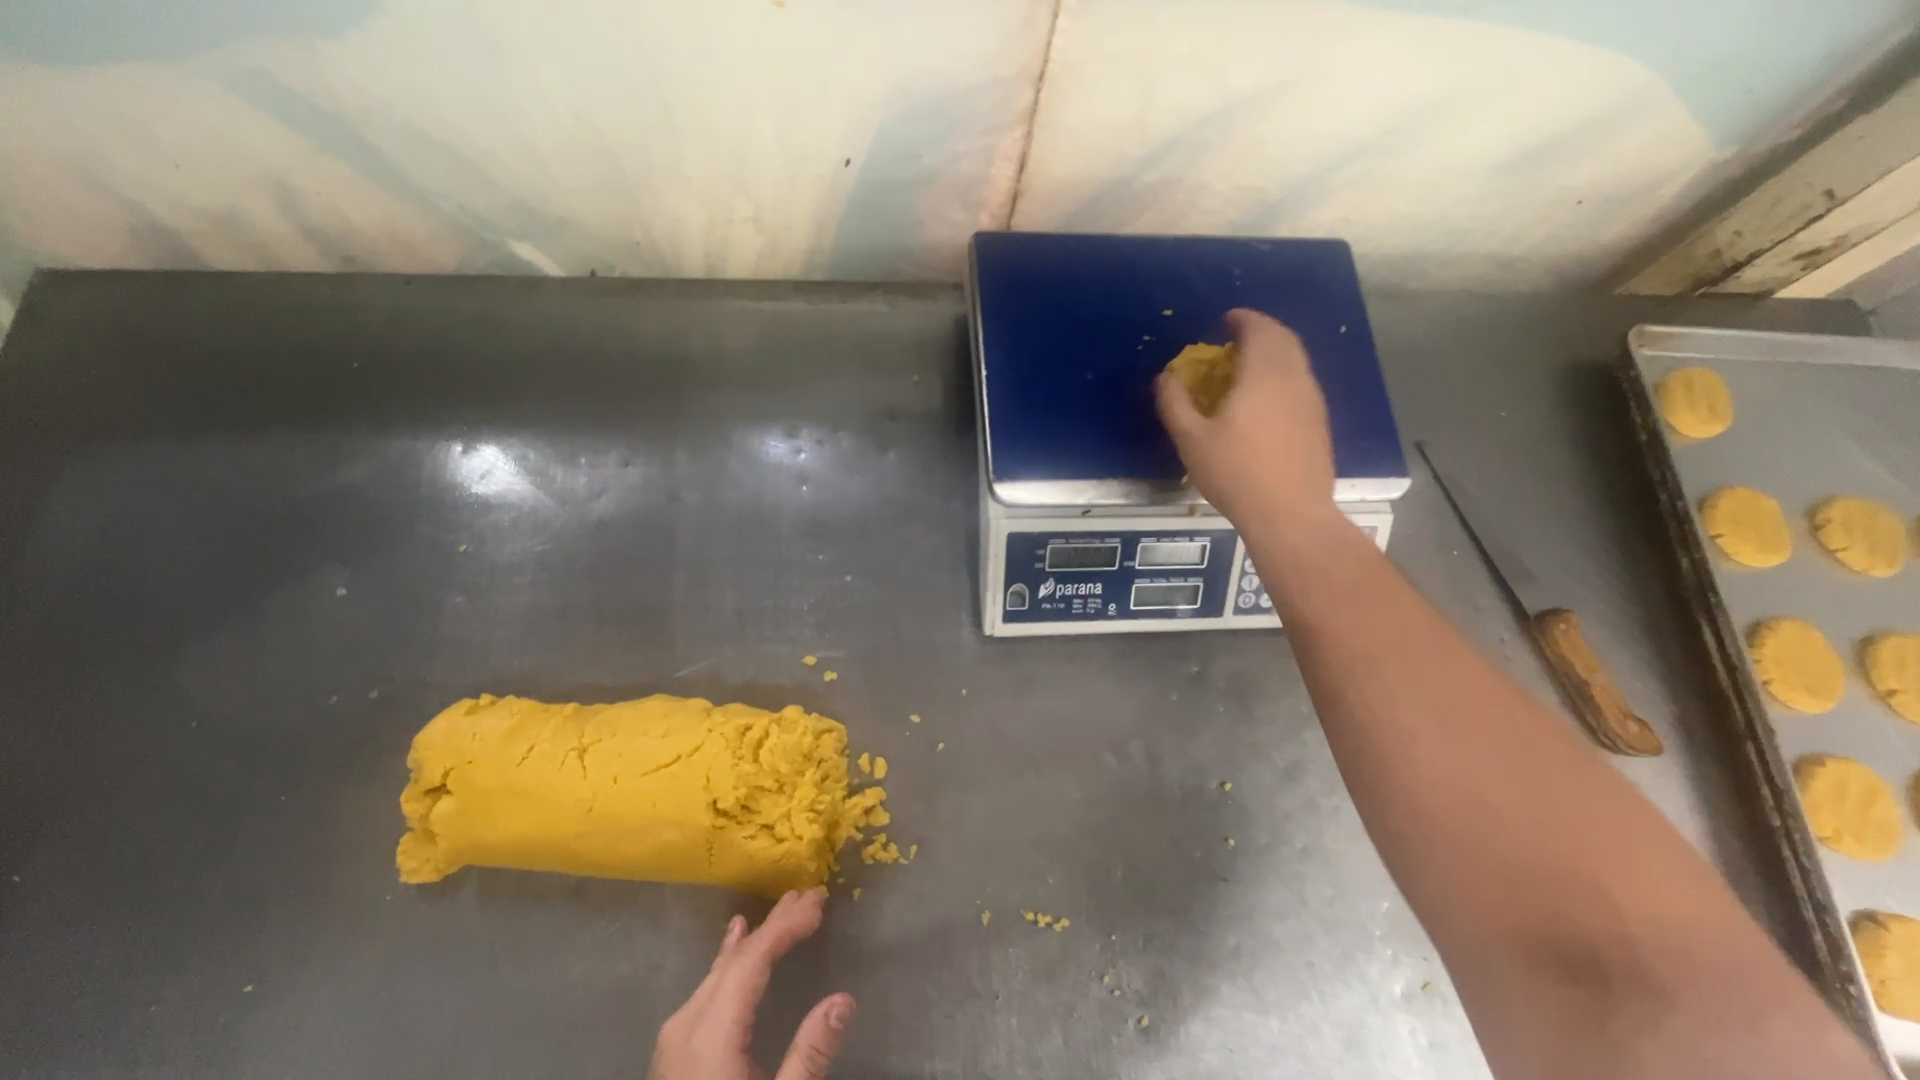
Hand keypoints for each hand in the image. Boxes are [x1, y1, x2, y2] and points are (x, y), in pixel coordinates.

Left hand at [648, 889, 853, 1079]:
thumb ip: (809, 1056)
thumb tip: (844, 1000)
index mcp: (710, 1034)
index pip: (750, 961)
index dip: (785, 927)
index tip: (818, 903)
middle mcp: (686, 1025)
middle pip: (734, 959)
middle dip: (773, 925)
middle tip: (810, 895)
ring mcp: (675, 1039)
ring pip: (718, 971)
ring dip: (755, 940)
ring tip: (784, 912)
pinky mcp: (675, 1052)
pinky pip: (708, 988)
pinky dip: (731, 961)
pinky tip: (732, 944)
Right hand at [1156, 308, 1335, 525]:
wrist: (1291, 514)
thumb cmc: (1237, 474)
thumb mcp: (1191, 440)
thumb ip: (1175, 403)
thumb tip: (1166, 377)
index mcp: (1264, 374)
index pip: (1259, 329)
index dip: (1243, 319)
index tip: (1226, 320)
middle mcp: (1294, 378)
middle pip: (1283, 339)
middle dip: (1261, 331)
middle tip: (1236, 339)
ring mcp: (1312, 401)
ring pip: (1296, 361)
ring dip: (1274, 353)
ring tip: (1248, 368)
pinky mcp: (1319, 423)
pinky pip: (1300, 383)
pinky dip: (1282, 376)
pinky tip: (1265, 401)